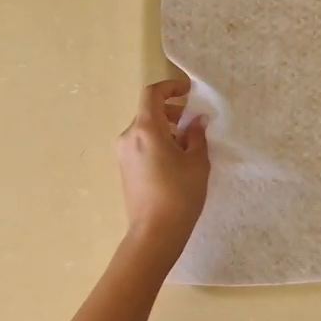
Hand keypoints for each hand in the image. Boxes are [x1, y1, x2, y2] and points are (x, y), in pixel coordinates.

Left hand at [116, 78, 209, 253]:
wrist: (155, 233)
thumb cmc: (180, 194)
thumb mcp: (197, 162)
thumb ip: (197, 136)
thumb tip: (196, 122)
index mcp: (146, 129)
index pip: (153, 94)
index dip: (171, 87)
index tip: (188, 91)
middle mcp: (129, 136)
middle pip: (149, 112)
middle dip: (173, 112)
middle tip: (194, 124)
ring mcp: (123, 154)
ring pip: (145, 130)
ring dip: (166, 129)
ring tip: (188, 145)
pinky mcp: (124, 169)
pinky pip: (141, 145)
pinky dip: (157, 142)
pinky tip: (175, 161)